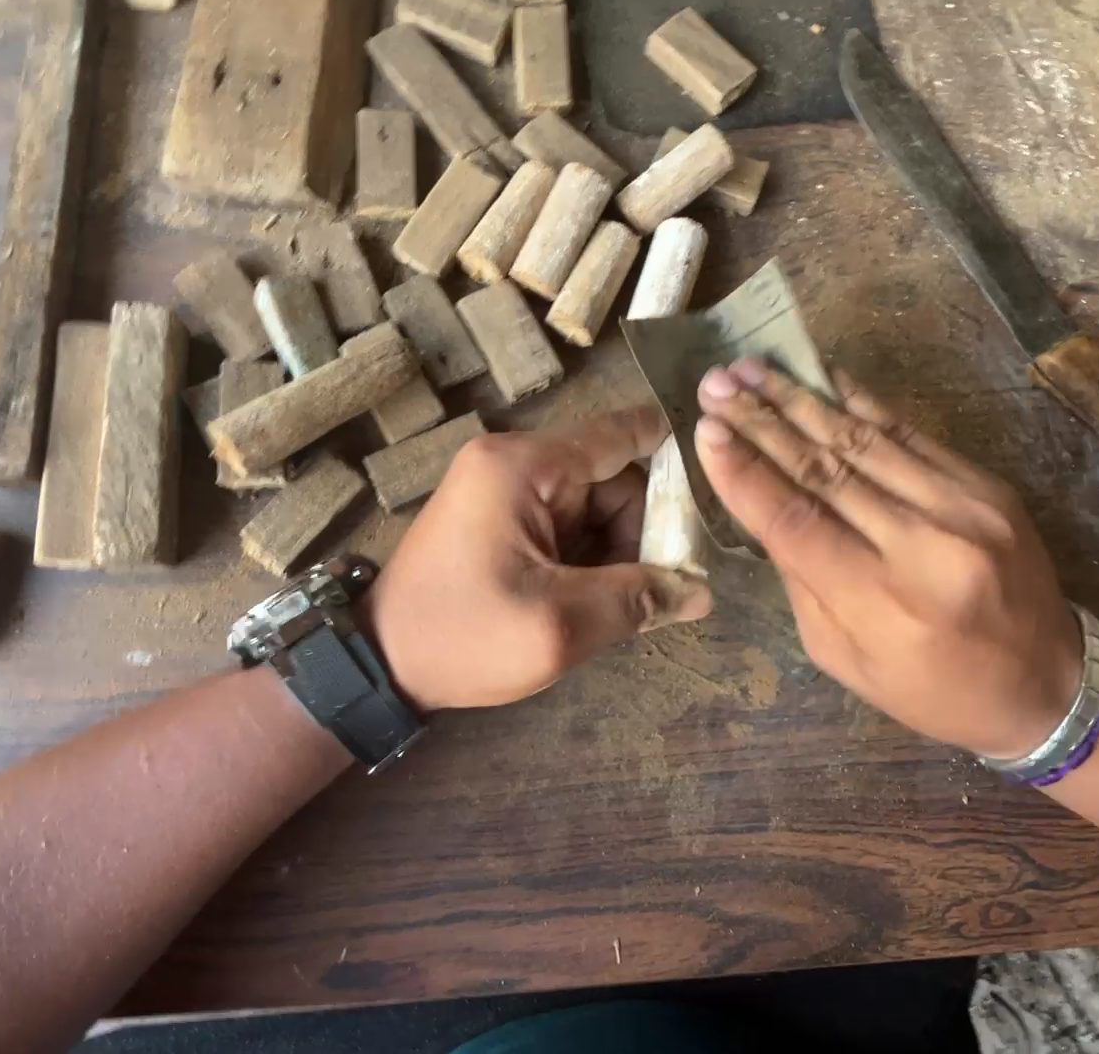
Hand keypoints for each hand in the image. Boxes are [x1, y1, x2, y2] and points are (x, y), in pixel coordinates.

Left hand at [364, 407, 713, 711]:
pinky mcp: (499, 520)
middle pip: (610, 478)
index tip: (719, 474)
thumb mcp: (558, 626)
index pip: (619, 434)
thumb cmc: (463, 637)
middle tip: (668, 585)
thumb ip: (637, 600)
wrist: (380, 663)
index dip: (673, 452)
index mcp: (523, 467)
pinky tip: (597, 598)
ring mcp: (502, 491)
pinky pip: (565, 525)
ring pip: (592, 506)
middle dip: (643, 529)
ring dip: (616, 550)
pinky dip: (588, 557)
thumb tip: (702, 593)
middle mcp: (512, 464)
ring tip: (627, 603)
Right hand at [694, 359, 1079, 758]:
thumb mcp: (841, 655)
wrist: (1048, 683)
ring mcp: (964, 505)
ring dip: (800, 398)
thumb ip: (802, 580)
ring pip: (862, 439)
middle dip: (761, 421)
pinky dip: (858, 400)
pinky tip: (819, 373)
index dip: (745, 473)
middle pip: (824, 468)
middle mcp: (926, 543)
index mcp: (883, 600)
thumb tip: (765, 505)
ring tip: (753, 368)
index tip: (706, 430)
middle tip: (716, 384)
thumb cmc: (928, 688)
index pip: (796, 520)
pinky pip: (908, 431)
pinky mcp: (985, 483)